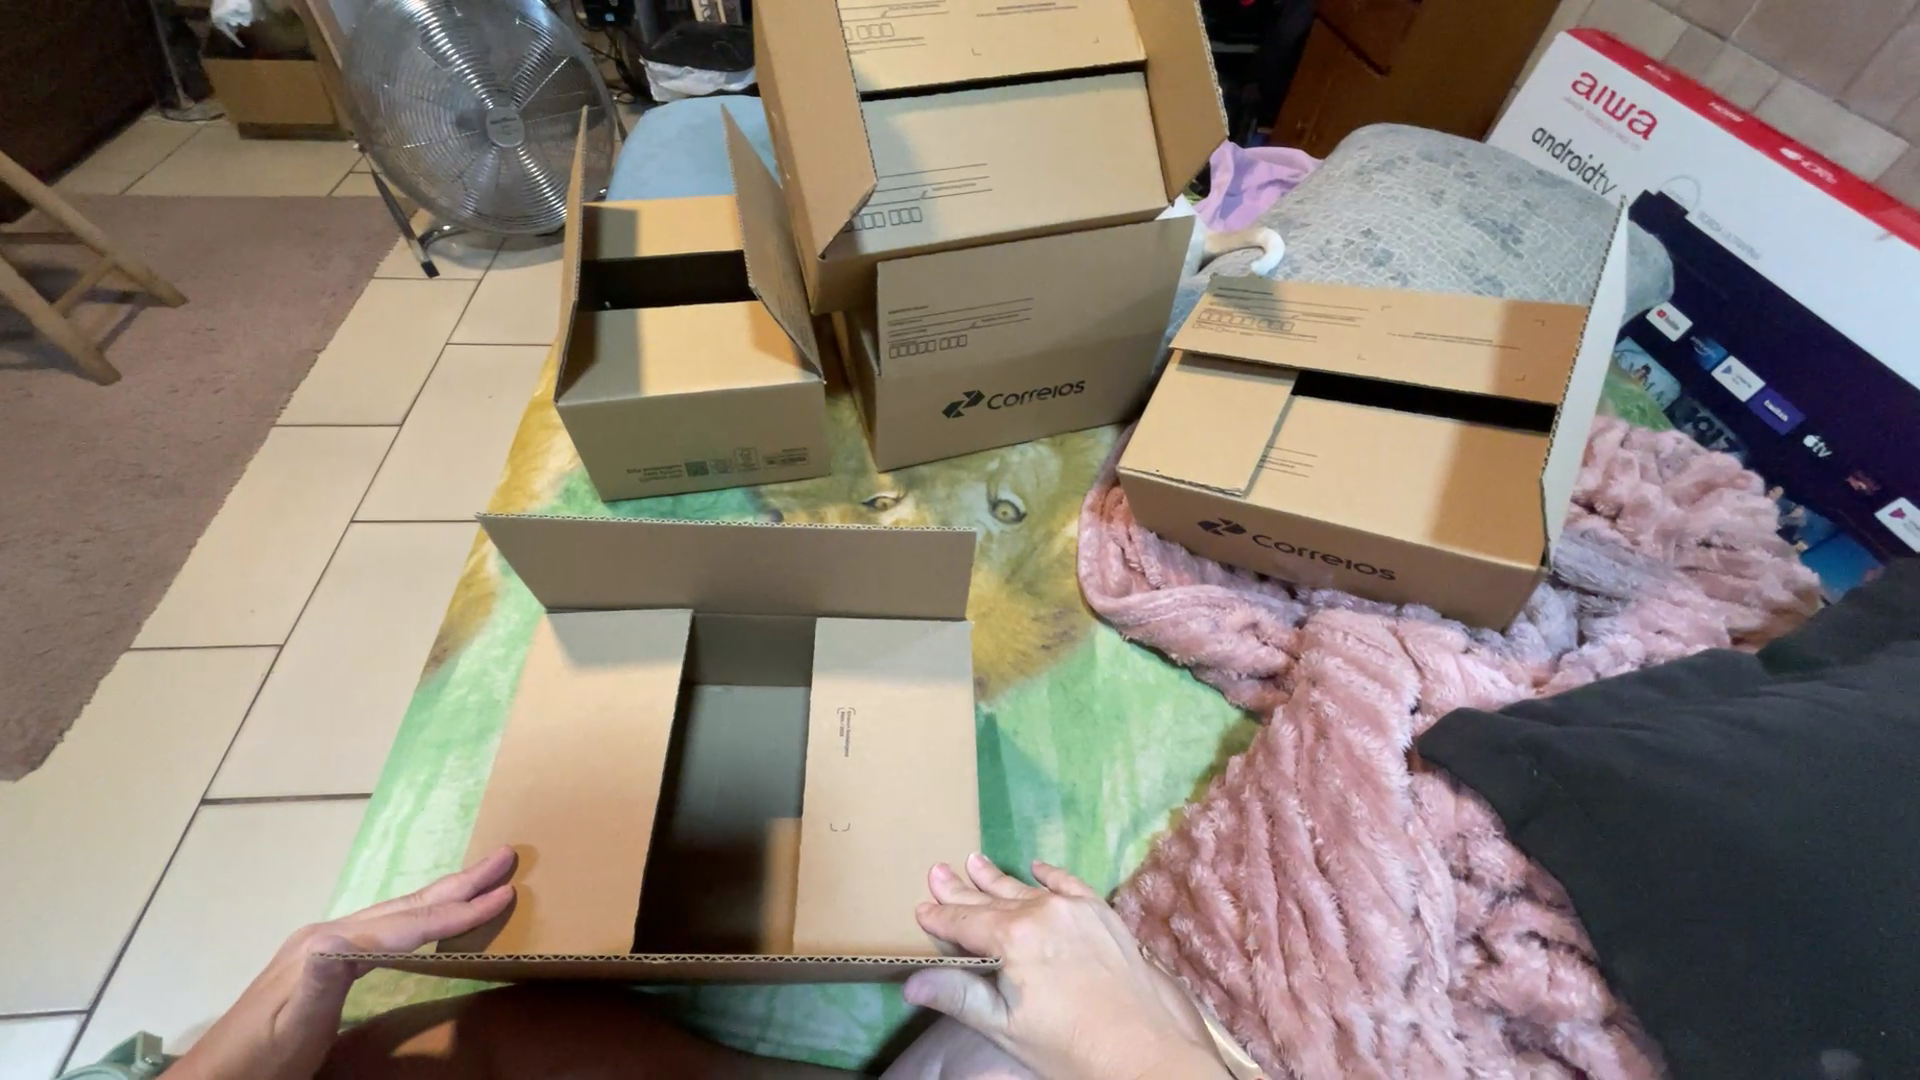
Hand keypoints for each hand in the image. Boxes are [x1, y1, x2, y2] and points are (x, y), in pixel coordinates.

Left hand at [168, 847, 516, 1079]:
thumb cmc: (258, 1066)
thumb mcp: (291, 1032)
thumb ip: (319, 983)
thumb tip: (344, 937)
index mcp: (329, 946)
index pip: (410, 925)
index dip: (460, 910)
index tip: (506, 893)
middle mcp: (331, 932)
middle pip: (410, 904)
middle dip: (462, 881)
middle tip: (506, 856)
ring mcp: (327, 941)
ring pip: (401, 909)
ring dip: (447, 890)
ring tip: (484, 873)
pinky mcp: (325, 954)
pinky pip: (390, 923)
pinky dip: (423, 910)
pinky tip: (434, 911)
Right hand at [904, 854, 1230, 1079]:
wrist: (1148, 1051)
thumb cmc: (1070, 1048)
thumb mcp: (1007, 1028)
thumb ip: (960, 996)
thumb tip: (912, 981)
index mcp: (1012, 939)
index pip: (965, 923)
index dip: (941, 917)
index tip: (921, 907)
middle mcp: (1039, 911)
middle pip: (990, 899)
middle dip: (961, 888)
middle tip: (937, 869)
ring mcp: (1072, 907)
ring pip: (1023, 888)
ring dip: (996, 878)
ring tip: (973, 860)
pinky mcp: (1099, 911)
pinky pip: (1067, 882)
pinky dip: (1048, 875)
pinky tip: (1036, 866)